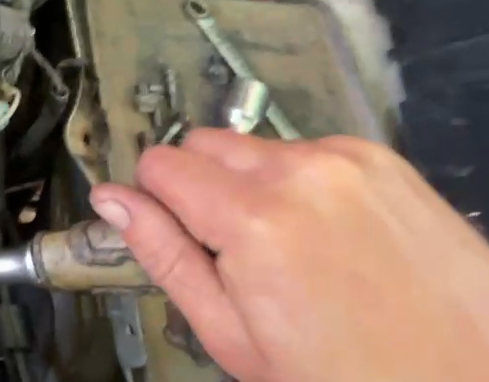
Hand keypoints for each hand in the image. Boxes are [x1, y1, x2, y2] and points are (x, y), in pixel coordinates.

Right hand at [92, 130, 488, 381]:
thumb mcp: (241, 344)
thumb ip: (166, 260)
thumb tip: (110, 198)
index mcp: (251, 221)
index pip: (158, 166)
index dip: (161, 206)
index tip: (192, 247)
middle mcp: (292, 171)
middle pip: (199, 144)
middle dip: (202, 188)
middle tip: (241, 254)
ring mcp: (342, 158)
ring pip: (249, 146)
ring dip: (250, 182)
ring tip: (296, 247)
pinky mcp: (378, 156)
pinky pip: (302, 149)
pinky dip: (299, 181)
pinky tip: (336, 234)